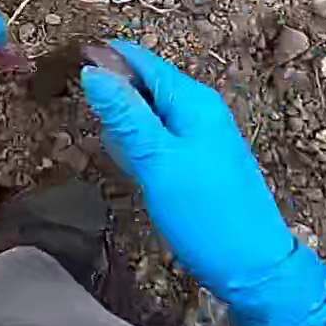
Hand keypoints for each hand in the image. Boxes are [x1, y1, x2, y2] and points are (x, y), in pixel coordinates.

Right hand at [81, 41, 325, 325]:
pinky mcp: (198, 157)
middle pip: (145, 82)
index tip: (70, 63)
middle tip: (82, 110)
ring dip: (124, 118)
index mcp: (191, 99)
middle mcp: (198, 107)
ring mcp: (200, 133)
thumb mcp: (156, 160)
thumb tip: (92, 70)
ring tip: (106, 140)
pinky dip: (139, 141)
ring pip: (150, 110)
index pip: (141, 59)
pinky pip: (160, 134)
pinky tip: (129, 162)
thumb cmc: (205, 213)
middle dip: (113, 90)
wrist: (255, 269)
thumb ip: (124, 114)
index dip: (105, 57)